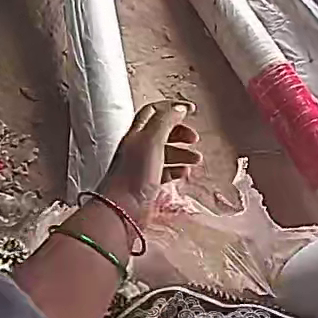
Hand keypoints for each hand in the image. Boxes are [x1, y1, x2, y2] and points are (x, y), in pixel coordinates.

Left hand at [97, 101, 201, 221]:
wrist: (122, 210)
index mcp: (136, 133)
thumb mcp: (152, 141)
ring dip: (182, 153)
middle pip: (161, 132)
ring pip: (164, 152)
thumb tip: (179, 108)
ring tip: (196, 160)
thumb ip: (165, 122)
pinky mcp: (146, 184)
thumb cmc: (135, 174)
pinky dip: (176, 169)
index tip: (192, 111)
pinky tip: (184, 173)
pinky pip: (164, 171)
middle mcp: (137, 148)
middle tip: (194, 139)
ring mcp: (141, 167)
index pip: (154, 112)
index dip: (172, 108)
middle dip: (180, 132)